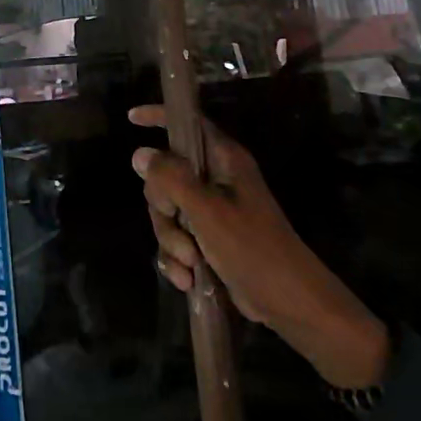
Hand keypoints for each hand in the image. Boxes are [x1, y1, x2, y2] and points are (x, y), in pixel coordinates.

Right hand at [129, 105, 390, 388]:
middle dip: (163, 207)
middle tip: (177, 221)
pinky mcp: (208, 239)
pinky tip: (187, 278)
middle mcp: (216, 180)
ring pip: (167, 211)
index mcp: (223, 161)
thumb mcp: (208, 211)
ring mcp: (211, 210)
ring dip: (171, 239)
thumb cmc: (254, 248)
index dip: (160, 117)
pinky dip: (177, 259)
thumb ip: (172, 179)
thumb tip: (140, 154)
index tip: (132, 119)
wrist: (288, 303)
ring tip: (190, 262)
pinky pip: (176, 238)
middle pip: (165, 176)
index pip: (189, 124)